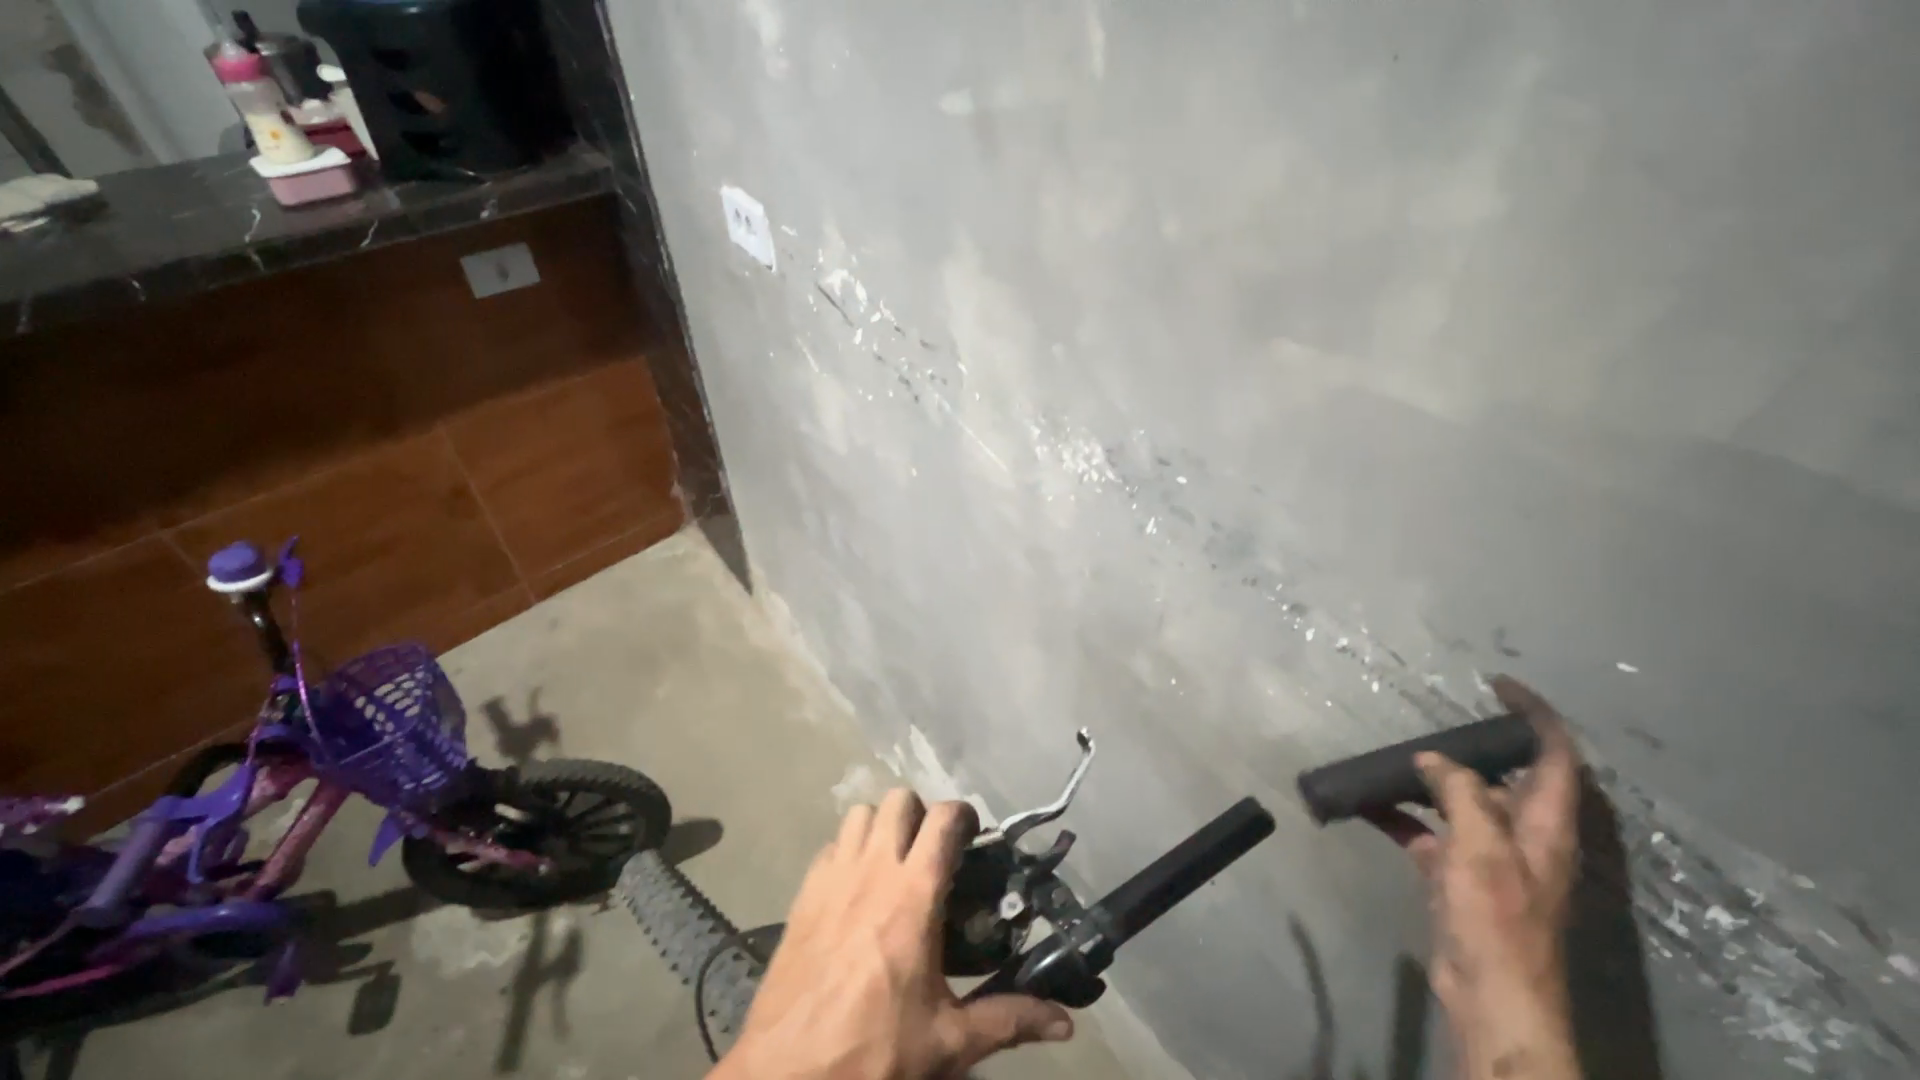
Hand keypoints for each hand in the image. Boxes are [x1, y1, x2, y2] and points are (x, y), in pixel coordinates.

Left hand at [712, 790, 1073, 1079]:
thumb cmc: (873, 1051)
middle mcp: (871, 872)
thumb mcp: (949, 1042)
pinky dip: (848, 850)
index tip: (974, 839)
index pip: (943, 820)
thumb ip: (1009, 1020)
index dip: (964, 817)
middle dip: (922, 816)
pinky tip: (856, 888)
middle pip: (898, 801)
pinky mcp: (801, 895)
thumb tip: (1064, 1021)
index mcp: (913, 897)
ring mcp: (830, 879)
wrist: (787, 1073)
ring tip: (895, 862)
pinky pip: (829, 847)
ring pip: (858, 814)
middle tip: (936, 853)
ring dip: (881, 826)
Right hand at [1368, 676, 1584, 1079]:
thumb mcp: (1482, 848)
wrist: (1491, 996)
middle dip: (1472, 748)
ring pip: (1462, 804)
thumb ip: (1460, 794)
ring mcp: (1491, 858)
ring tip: (1392, 761)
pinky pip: (1430, 835)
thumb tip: (1432, 761)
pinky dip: (1402, 818)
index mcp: (1546, 823)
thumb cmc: (1497, 919)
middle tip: (1432, 726)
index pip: (1554, 753)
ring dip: (1430, 782)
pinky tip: (1366, 806)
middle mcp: (1525, 835)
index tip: (1498, 686)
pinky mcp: (1460, 879)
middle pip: (1506, 777)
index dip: (1533, 714)